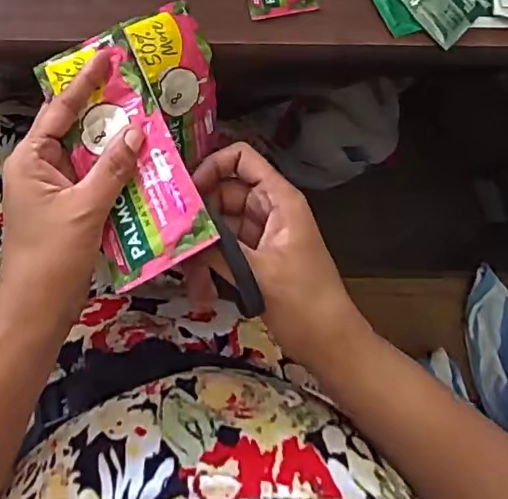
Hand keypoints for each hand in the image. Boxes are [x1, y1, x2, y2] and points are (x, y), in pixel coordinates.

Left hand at [0, 50, 143, 342]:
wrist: (36, 314)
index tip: (106, 56)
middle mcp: (39, 166)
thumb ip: (112, 168)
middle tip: (133, 85)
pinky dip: (113, 169)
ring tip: (144, 117)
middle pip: (74, 128)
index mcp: (31, 158)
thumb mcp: (84, 209)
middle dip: (103, 109)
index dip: (85, 82)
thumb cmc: (52, 258)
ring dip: (112, 141)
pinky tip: (139, 162)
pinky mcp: (66, 207)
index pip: (60, 109)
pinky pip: (92, 178)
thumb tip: (138, 130)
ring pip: (86, 154)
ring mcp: (52, 187)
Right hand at [184, 143, 367, 369]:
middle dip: (199, 213)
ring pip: (219, 221)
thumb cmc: (305, 304)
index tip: (188, 192)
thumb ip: (216, 247)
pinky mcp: (255, 255)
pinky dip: (210, 261)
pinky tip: (199, 286)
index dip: (212, 166)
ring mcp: (260, 232)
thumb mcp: (258, 273)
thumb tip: (176, 230)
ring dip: (202, 244)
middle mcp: (268, 208)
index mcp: (278, 199)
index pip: (241, 158)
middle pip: (222, 190)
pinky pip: (224, 245)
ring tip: (188, 273)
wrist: (333, 348)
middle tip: (174, 234)